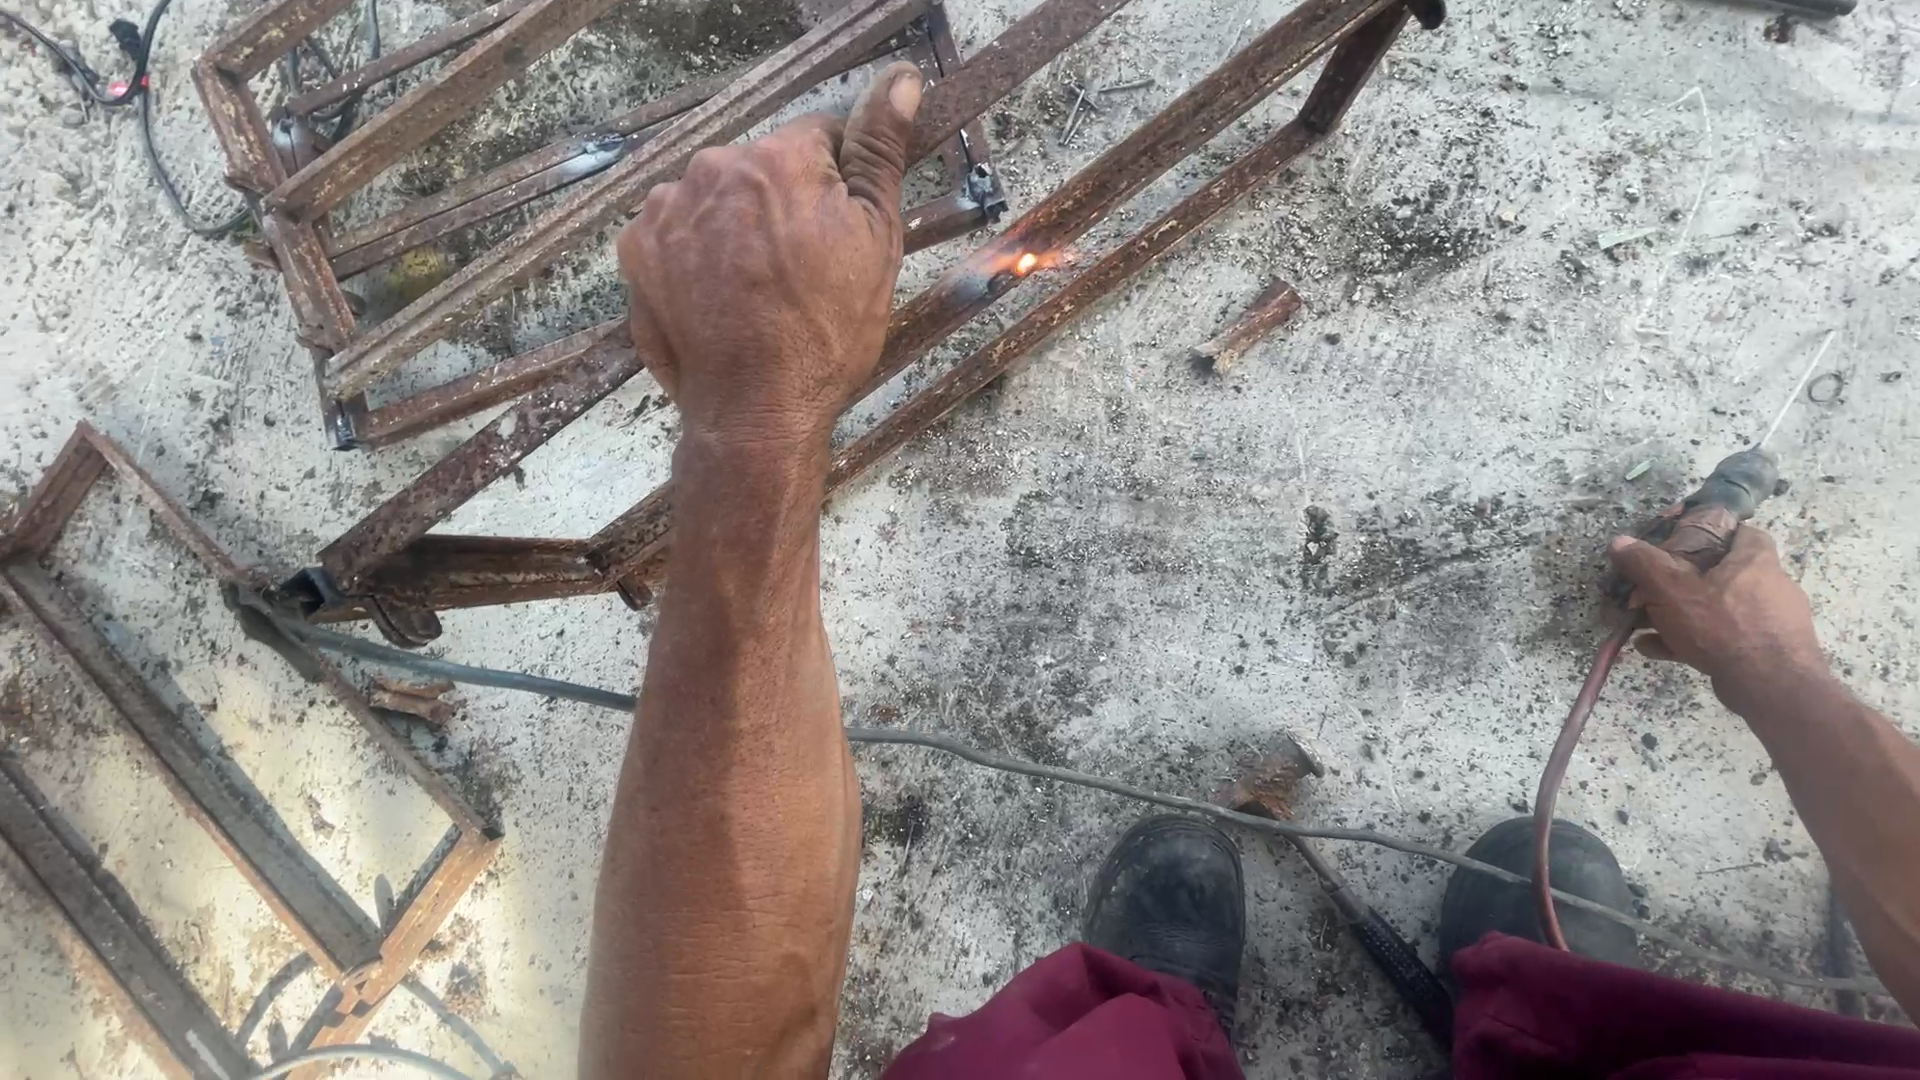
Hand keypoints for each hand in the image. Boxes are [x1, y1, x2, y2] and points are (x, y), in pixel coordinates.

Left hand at [617, 62, 924, 454]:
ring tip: (758, 295)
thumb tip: (902, 81)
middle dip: (785, 207)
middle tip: (802, 277)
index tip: (840, 238)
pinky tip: (720, 301)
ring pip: (718, 201)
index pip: (819, 139)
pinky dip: (697, 257)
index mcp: (777, 159)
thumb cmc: (827, 333)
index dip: (838, 188)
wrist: (757, 411)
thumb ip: (880, 156)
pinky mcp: (636, 253)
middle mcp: (711, 168)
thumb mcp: (875, 244)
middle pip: (762, 170)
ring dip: (737, 230)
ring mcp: (665, 211)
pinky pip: (678, 235)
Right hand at [1607, 526, 1830, 713]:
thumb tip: (1620, 541)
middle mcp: (1771, 586)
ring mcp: (1773, 619)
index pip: (1746, 535)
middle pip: (1722, 574)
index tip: (1684, 544)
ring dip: (1681, 615)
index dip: (1716, 534)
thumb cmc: (1720, 626)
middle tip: (1651, 593)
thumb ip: (1644, 563)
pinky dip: (1692, 639)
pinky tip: (1659, 649)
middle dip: (1682, 583)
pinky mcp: (1770, 646)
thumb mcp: (1670, 589)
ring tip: (1646, 629)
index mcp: (1754, 564)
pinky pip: (1724, 635)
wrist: (1769, 684)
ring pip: (1719, 608)